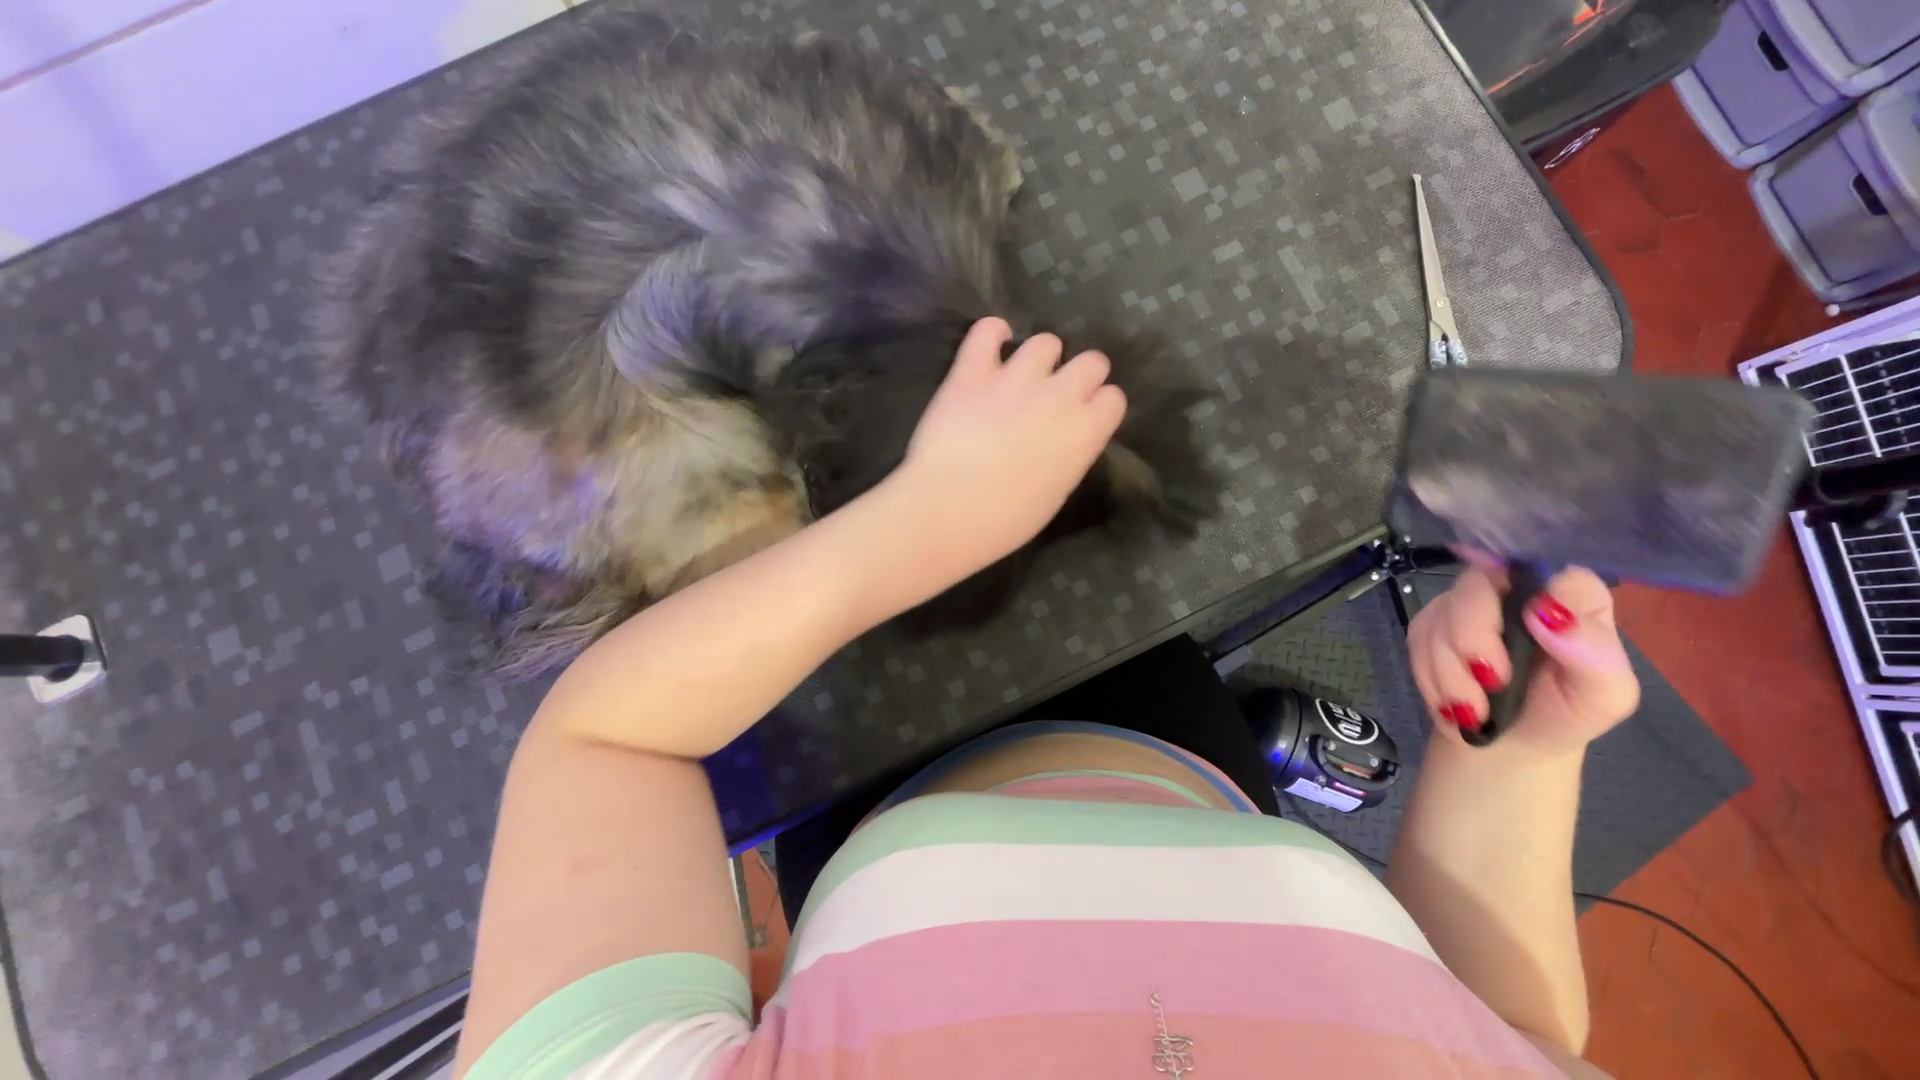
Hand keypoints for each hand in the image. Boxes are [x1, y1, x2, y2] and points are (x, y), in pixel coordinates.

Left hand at [876, 317, 1125, 586]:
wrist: (949, 510)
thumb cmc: (1006, 520)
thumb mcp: (1056, 492)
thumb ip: (1068, 455)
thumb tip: (1062, 441)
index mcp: (1086, 432)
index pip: (1114, 398)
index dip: (1099, 406)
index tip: (1085, 417)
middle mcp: (1059, 396)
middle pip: (1092, 362)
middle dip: (1080, 375)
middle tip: (1058, 395)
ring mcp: (1015, 378)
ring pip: (1046, 342)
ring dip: (1040, 357)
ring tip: (1023, 374)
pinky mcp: (972, 371)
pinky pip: (986, 330)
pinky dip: (992, 332)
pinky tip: (993, 342)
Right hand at [1407, 564, 1639, 756]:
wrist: (1511, 743)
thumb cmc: (1566, 714)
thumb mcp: (1604, 695)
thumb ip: (1592, 650)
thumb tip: (1543, 611)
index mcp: (1569, 594)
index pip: (1548, 564)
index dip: (1533, 592)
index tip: (1533, 630)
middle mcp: (1515, 587)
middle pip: (1479, 582)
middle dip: (1474, 638)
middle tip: (1493, 682)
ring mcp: (1467, 603)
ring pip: (1442, 616)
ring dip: (1453, 673)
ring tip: (1476, 710)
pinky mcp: (1430, 623)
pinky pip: (1418, 639)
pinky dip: (1433, 679)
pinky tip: (1454, 701)